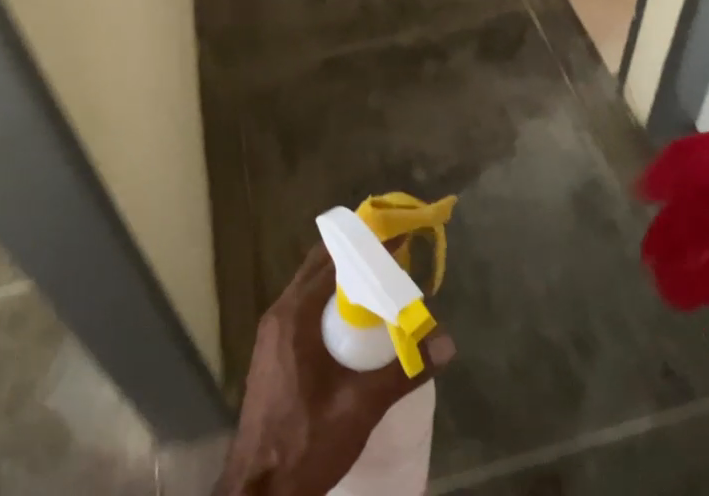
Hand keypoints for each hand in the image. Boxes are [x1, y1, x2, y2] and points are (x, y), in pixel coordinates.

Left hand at [215, 246, 454, 495]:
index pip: (331, 260)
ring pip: (313, 295)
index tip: (399, 238)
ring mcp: (273, 338)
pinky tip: (359, 333)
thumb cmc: (306, 439)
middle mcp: (279, 316)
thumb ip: (403, 371)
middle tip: (397, 263)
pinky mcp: (275, 357)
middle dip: (357, 262)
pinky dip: (333, 310)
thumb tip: (447, 342)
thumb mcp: (361, 405)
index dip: (365, 246)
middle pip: (320, 271)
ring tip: (385, 294)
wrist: (261, 490)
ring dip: (345, 288)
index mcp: (293, 315)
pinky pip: (307, 316)